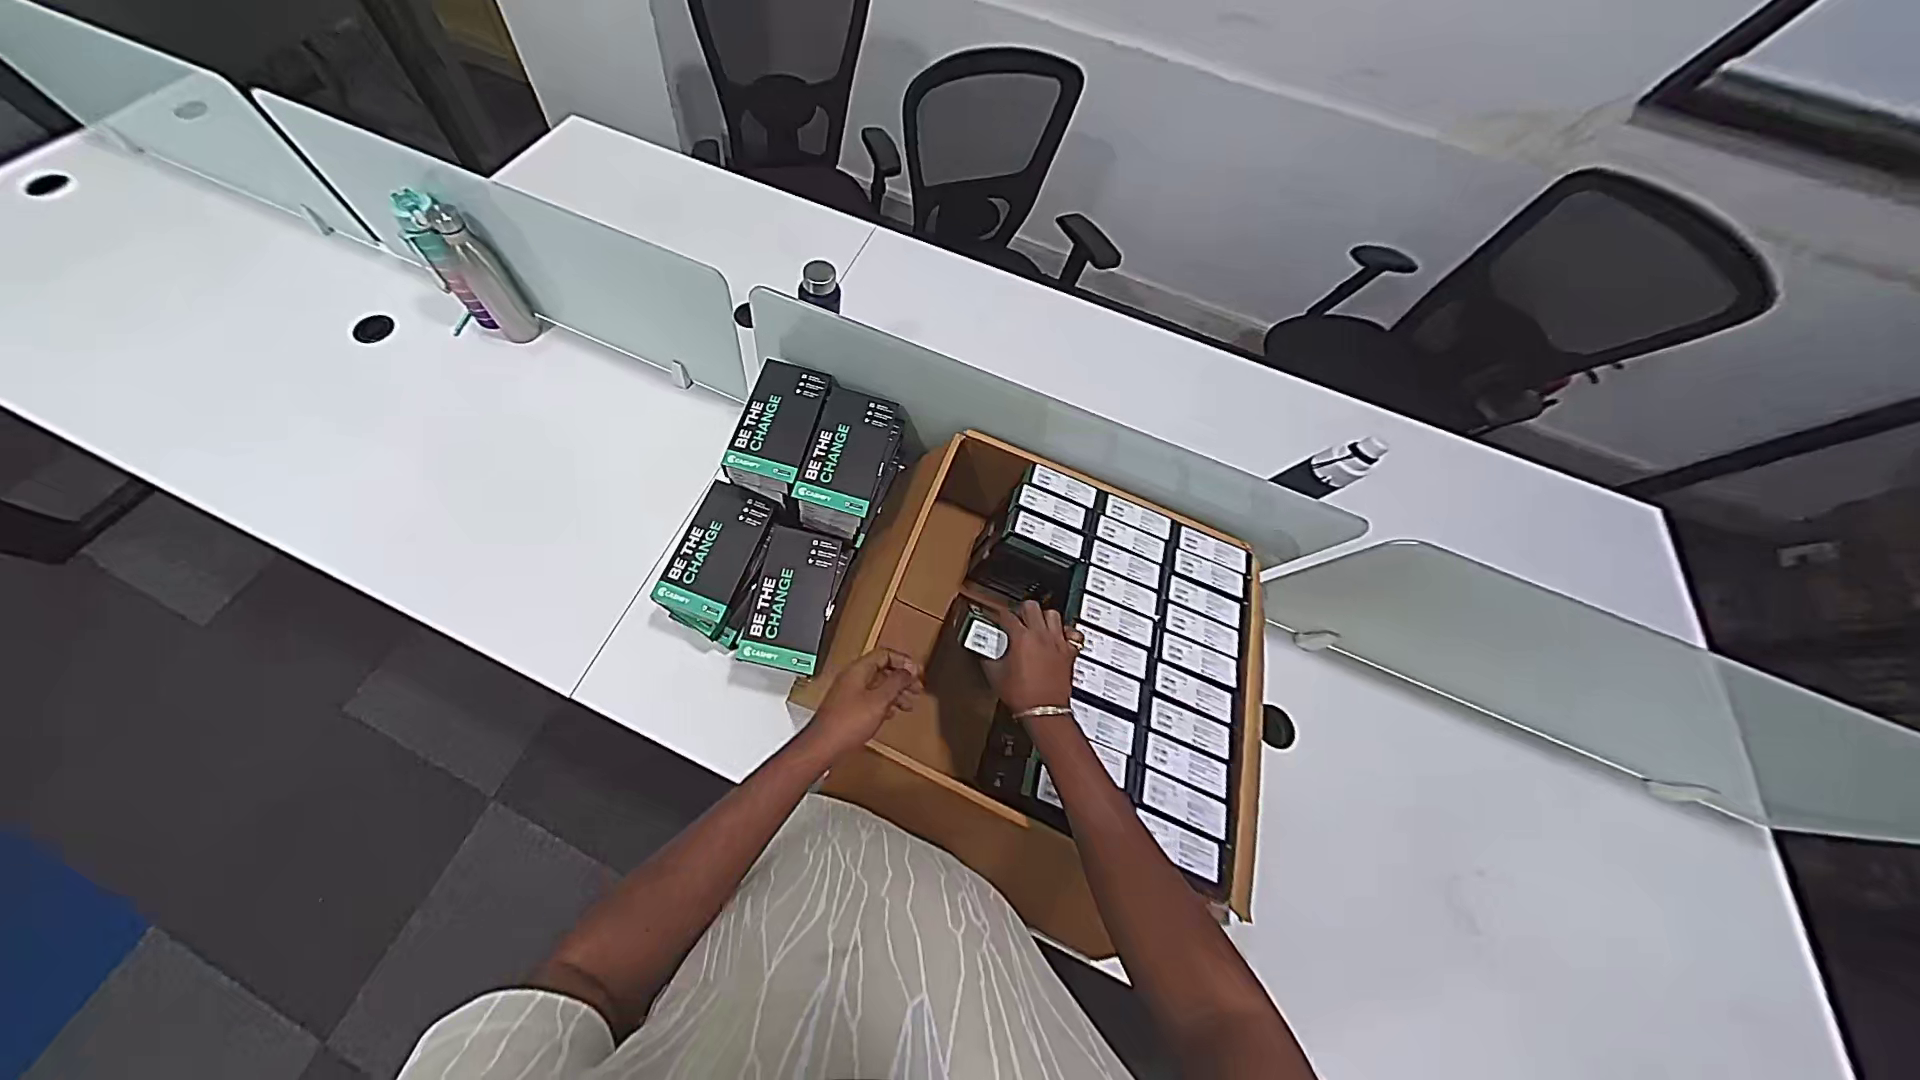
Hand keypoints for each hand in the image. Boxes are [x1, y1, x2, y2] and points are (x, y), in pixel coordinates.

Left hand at [808, 648, 922, 757]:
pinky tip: (890, 712)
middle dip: (901, 678)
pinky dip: (884, 703)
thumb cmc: (847, 723)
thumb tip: (909, 671)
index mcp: (858, 670)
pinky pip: (870, 699)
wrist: (823, 746)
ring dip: (895, 692)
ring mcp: (848, 693)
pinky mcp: (846, 708)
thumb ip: (897, 682)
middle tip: (916, 687)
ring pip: (877, 685)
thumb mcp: (880, 700)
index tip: (916, 672)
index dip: (903, 661)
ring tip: (908, 703)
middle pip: (882, 669)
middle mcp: (852, 678)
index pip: (885, 654)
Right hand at [981, 600, 1083, 714]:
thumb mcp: (995, 674)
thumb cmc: (1022, 695)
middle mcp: (1041, 636)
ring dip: (1043, 616)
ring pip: (1053, 614)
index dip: (998, 615)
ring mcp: (1057, 642)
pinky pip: (1072, 633)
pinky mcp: (1069, 652)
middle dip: (1021, 609)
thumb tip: (984, 651)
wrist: (1043, 711)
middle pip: (1031, 606)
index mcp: (1021, 638)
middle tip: (1016, 618)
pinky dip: (1065, 631)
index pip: (1007, 616)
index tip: (996, 618)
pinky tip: (1058, 636)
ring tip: (1036, 623)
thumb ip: (988, 657)